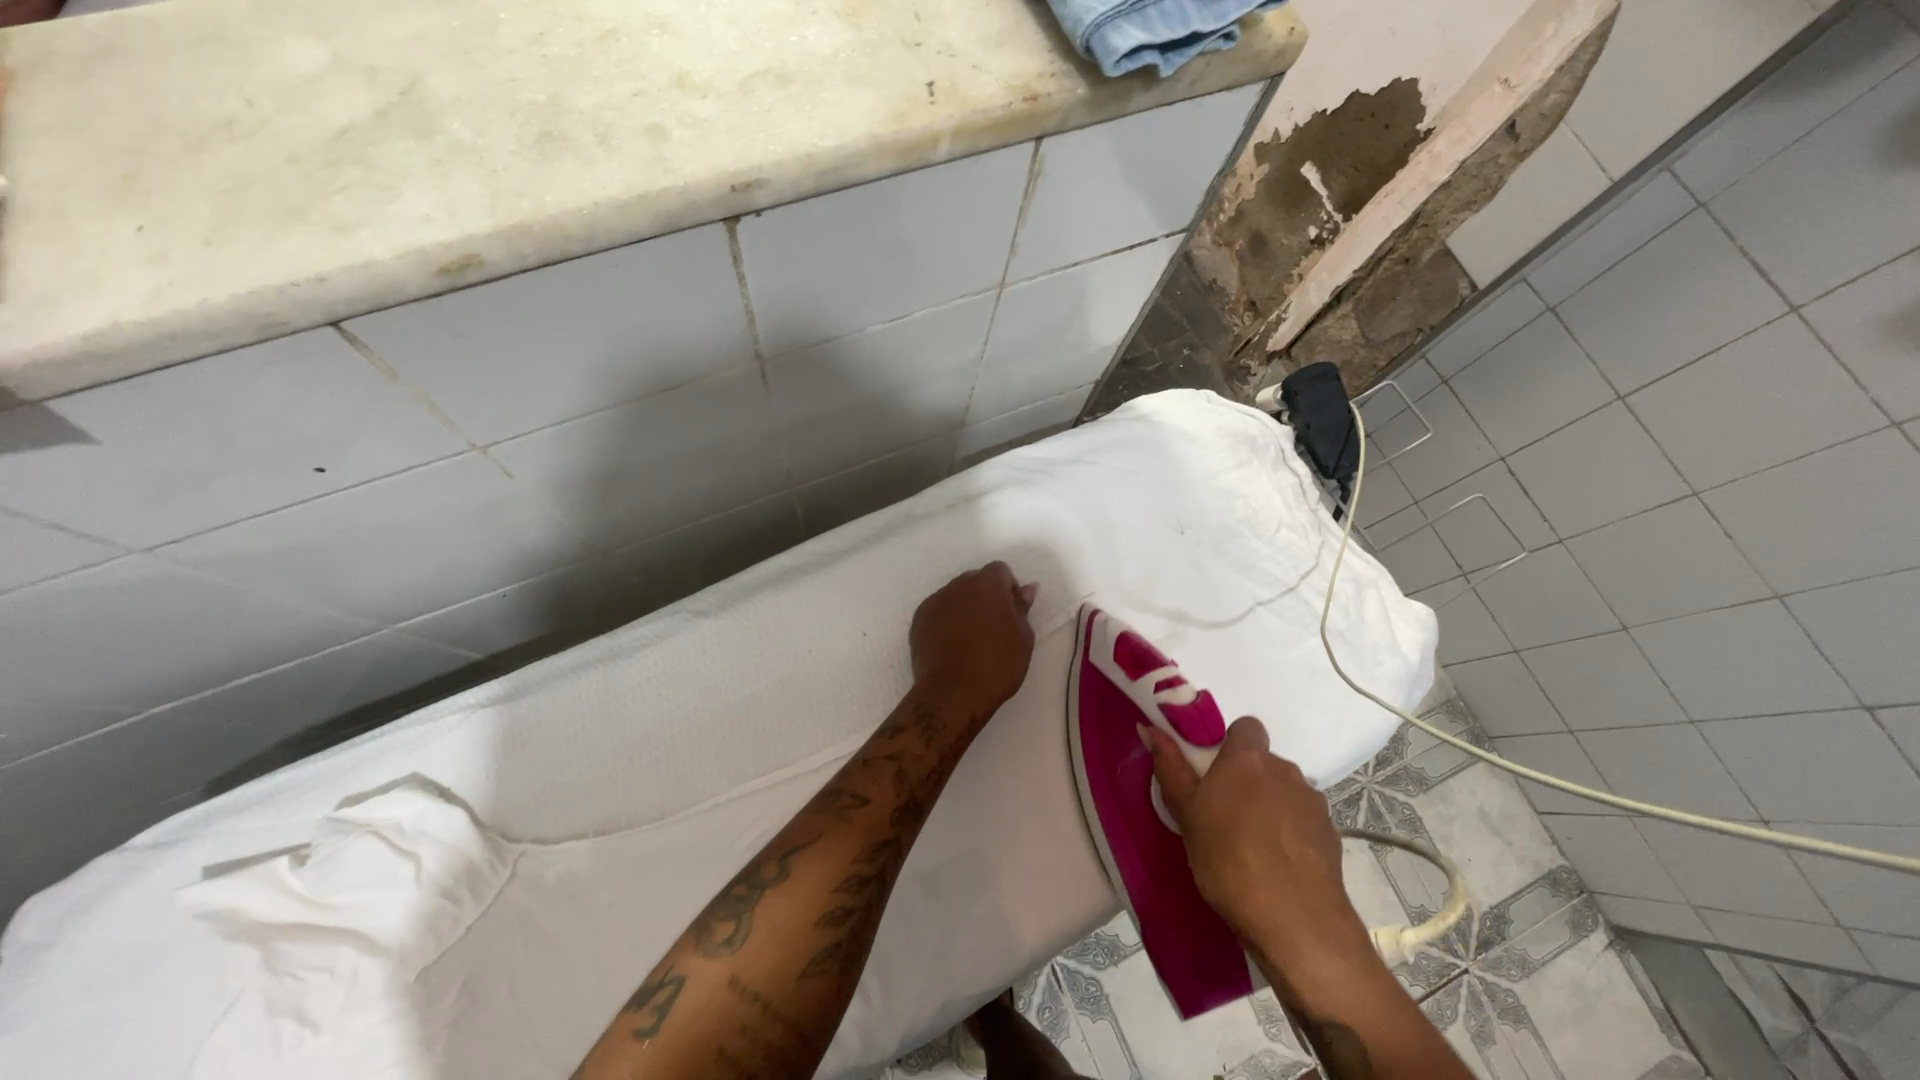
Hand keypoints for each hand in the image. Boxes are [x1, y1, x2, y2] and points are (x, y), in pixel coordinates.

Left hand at [909, 561, 1037, 716]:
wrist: (953, 693)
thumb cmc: (997, 666)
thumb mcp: (1023, 638)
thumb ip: (1022, 607)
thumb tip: (1026, 588)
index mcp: (987, 585)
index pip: (1000, 570)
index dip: (1008, 589)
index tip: (1011, 613)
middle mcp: (958, 586)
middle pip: (975, 581)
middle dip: (985, 596)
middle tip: (992, 627)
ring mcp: (935, 602)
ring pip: (955, 596)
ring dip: (964, 608)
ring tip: (970, 639)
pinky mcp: (919, 620)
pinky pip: (938, 611)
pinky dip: (946, 621)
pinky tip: (952, 645)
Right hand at [1144, 717, 1372, 973]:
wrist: (1295, 920)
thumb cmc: (1228, 860)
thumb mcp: (1187, 815)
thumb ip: (1171, 768)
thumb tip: (1150, 729)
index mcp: (1248, 759)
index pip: (1246, 727)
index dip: (1229, 745)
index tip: (1211, 774)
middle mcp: (1285, 770)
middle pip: (1263, 762)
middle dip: (1245, 781)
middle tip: (1221, 815)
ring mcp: (1312, 803)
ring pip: (1283, 792)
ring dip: (1268, 807)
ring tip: (1248, 847)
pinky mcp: (1331, 834)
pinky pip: (1302, 821)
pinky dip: (1288, 834)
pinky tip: (1274, 865)